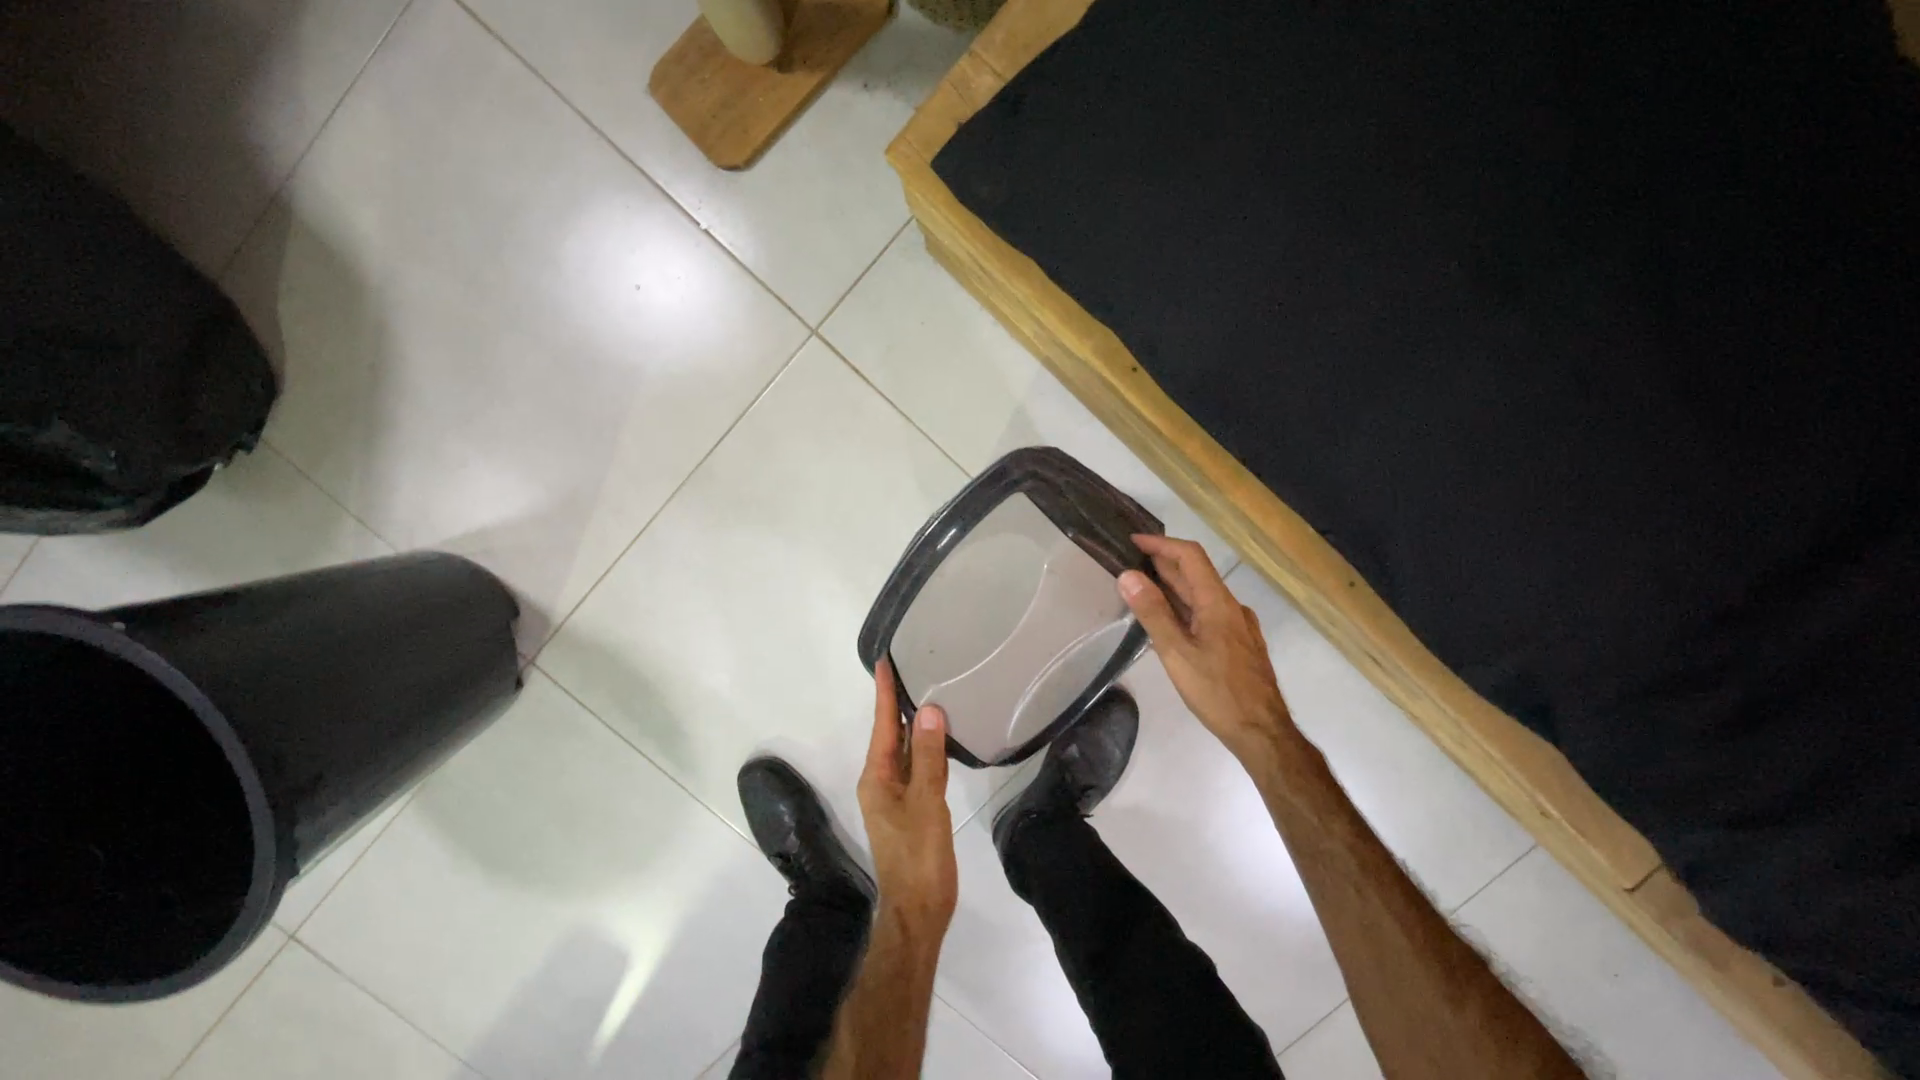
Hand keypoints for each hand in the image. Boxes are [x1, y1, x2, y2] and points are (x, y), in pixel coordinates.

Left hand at [858, 660, 957, 938]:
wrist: (919, 910)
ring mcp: (896, 798)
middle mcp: (881, 783)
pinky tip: (942, 740)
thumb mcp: (926, 803)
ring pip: (905, 752)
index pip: (881, 725)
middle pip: (890, 735)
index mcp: (877, 778)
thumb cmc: (919, 857)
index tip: (884, 661)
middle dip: (899, 703)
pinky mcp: (912, 810)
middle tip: (914, 667)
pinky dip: (927, 750)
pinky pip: (918, 769)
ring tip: (930, 694)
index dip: (885, 693)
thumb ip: (928, 757)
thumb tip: (928, 711)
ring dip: (914, 725)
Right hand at [1118, 534, 1291, 763]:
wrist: (1262, 732)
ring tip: (1143, 591)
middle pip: (1196, 574)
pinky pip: (1210, 614)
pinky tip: (1172, 625)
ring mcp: (1239, 627)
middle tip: (1130, 564)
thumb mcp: (1177, 654)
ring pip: (1203, 596)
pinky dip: (1187, 608)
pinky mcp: (1240, 645)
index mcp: (1218, 603)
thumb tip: (1128, 575)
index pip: (1190, 556)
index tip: (1133, 541)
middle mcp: (1232, 607)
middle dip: (1163, 564)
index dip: (1161, 544)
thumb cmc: (1217, 693)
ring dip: (1174, 588)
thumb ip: (1153, 613)